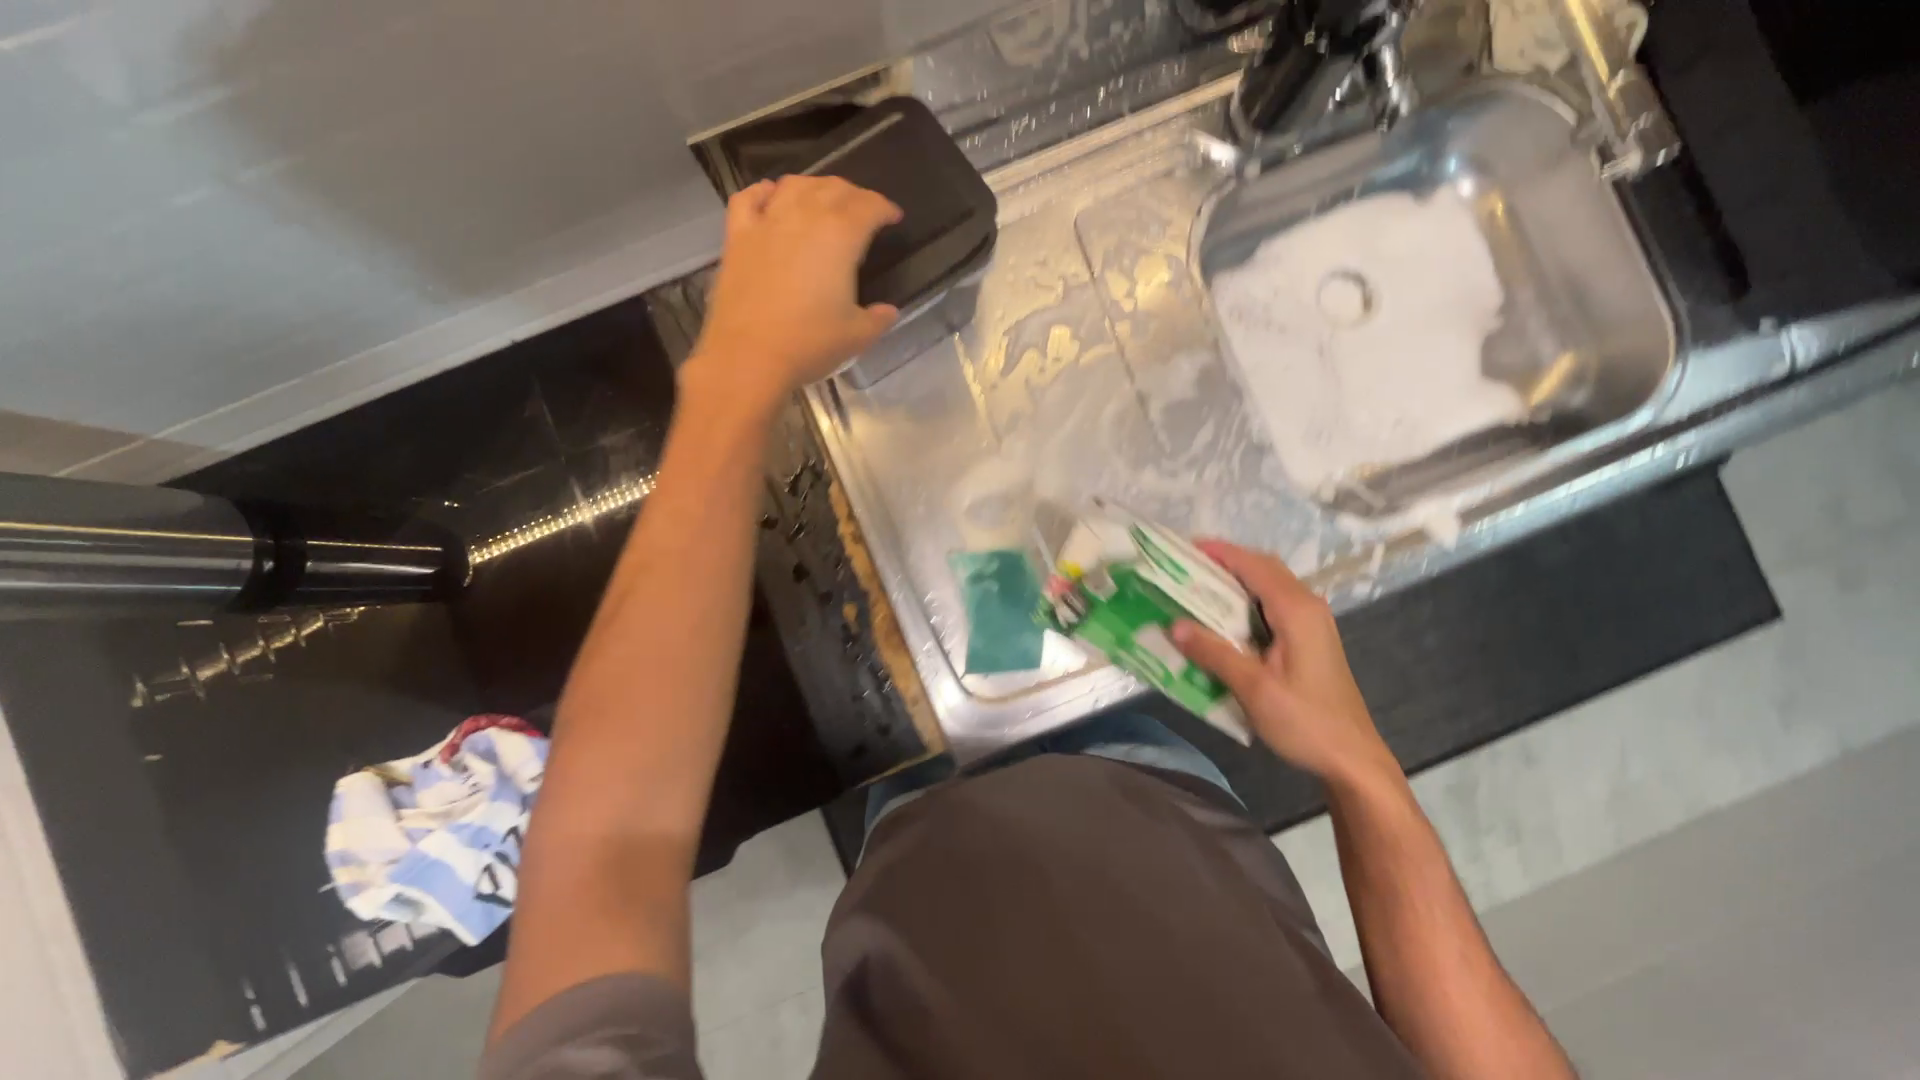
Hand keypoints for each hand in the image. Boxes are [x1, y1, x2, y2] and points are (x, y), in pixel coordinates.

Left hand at [689, 175, 902, 397]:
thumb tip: (888, 311)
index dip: (884, 208)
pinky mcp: (737, 238)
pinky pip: (748, 199)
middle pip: (833, 189)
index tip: (892, 217)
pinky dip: (763, 191)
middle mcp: (804, 218)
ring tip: (821, 199)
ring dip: (813, 186)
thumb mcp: (856, 336)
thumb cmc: (809, 344)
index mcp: (840, 237)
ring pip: (794, 185)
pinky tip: (771, 196)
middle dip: (854, 194)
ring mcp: (766, 224)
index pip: (868, 206)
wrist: (748, 356)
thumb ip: (877, 318)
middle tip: (862, 210)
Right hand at [1171, 540, 1400, 787]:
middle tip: (1184, 569)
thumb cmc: (1304, 721)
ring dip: (1235, 583)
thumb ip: (1213, 652)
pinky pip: (1274, 606)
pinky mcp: (1310, 639)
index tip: (1183, 549)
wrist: (1351, 757)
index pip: (1254, 565)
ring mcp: (1312, 622)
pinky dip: (1246, 602)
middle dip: (1225, 563)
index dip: (1219, 552)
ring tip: (1195, 590)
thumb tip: (1173, 624)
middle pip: (1263, 569)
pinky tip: (1222, 621)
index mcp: (1296, 610)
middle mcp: (1308, 606)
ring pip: (1269, 586)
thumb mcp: (1253, 688)